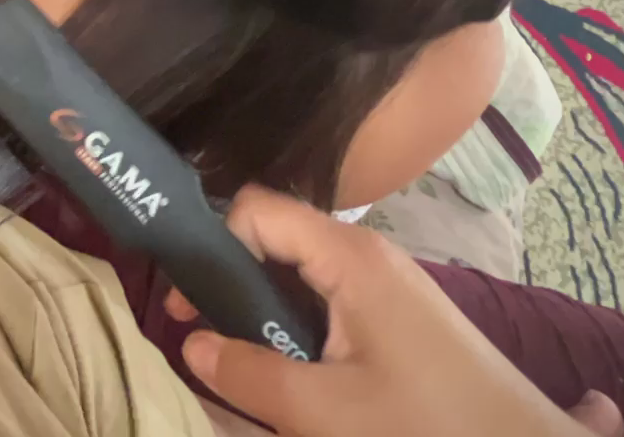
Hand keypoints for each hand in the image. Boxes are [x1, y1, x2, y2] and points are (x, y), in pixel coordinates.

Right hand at [169, 188, 621, 436]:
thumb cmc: (431, 430)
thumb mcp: (329, 414)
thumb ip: (251, 375)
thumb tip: (191, 344)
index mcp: (348, 255)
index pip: (256, 208)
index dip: (215, 243)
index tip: (191, 299)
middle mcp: (365, 249)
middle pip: (275, 231)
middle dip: (233, 274)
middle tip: (208, 329)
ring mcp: (387, 276)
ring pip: (300, 263)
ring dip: (265, 300)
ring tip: (247, 351)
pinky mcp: (399, 306)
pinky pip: (328, 288)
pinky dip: (297, 314)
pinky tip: (296, 361)